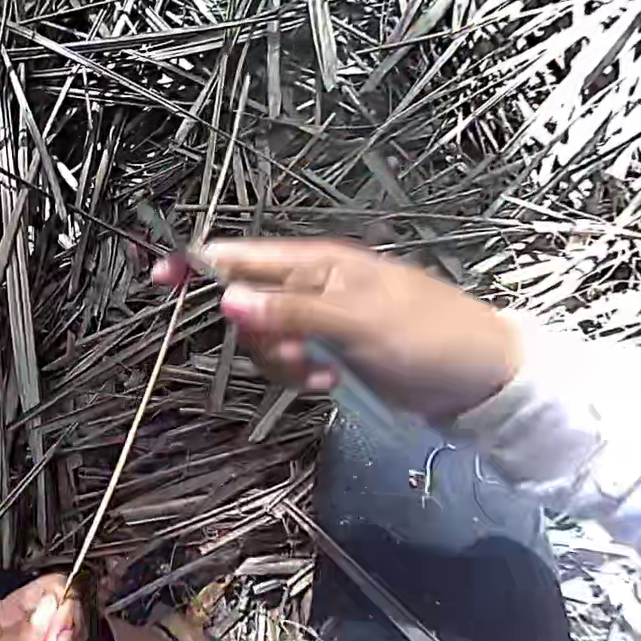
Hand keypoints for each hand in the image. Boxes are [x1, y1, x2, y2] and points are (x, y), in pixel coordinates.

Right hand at [154, 239, 520, 420]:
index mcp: (314, 263)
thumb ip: (289, 311)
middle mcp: (307, 287)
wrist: (480, 379)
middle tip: (291, 354)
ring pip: (263, 340)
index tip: (159, 277)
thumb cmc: (427, 336)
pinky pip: (287, 362)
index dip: (197, 264)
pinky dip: (299, 377)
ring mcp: (315, 321)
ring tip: (321, 374)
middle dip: (257, 336)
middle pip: (245, 305)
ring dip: (281, 363)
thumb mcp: (357, 323)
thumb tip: (226, 300)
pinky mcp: (325, 351)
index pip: (241, 256)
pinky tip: (330, 383)